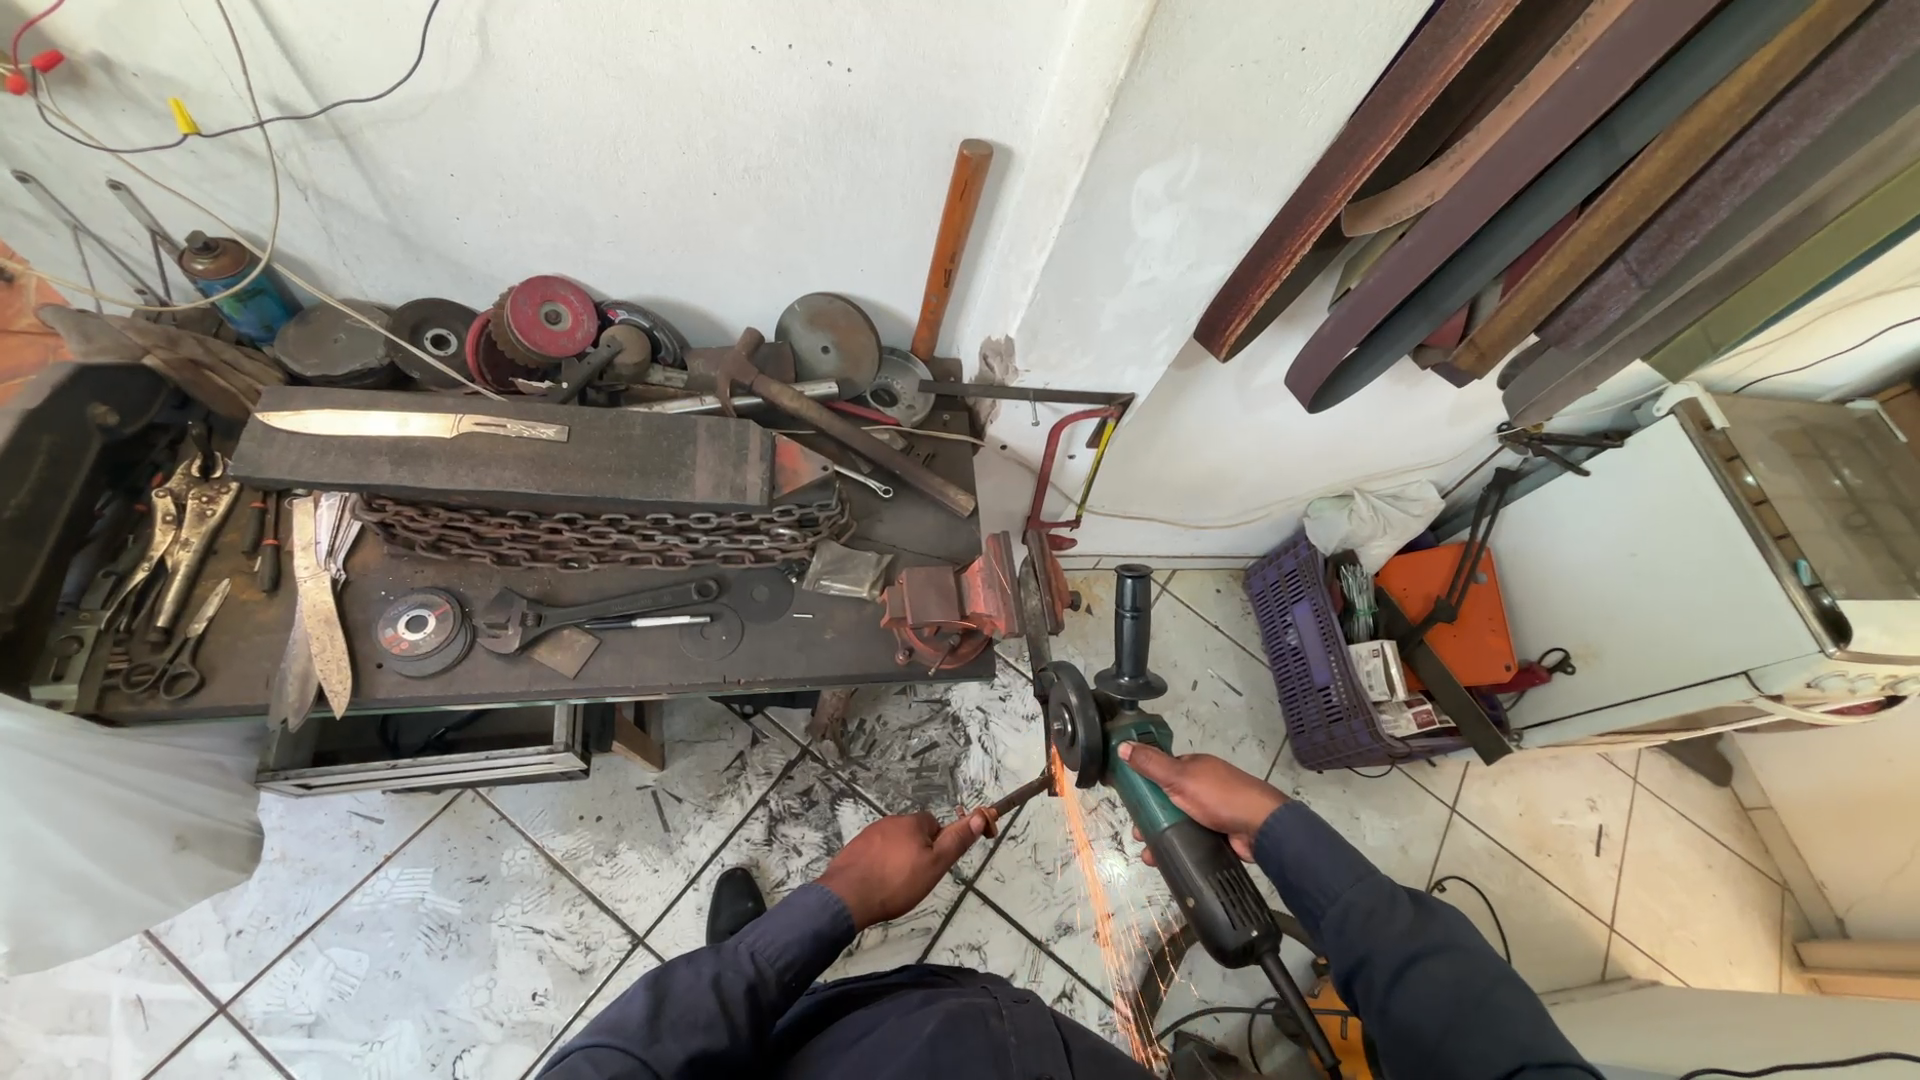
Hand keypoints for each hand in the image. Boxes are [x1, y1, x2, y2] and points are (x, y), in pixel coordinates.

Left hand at [816, 811, 985, 929]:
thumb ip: (957, 841)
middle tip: (916, 879)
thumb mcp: (935, 865)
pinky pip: (874, 853)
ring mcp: (869, 834)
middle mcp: (890, 821)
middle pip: (912, 833)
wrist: (848, 896)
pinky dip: (879, 865)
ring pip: (892, 843)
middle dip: (917, 851)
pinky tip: (877, 884)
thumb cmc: (897, 882)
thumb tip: (980, 816)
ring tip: (895, 885)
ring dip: (897, 858)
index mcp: (912, 822)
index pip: (934, 825)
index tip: (934, 866)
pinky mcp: (853, 849)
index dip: (938, 844)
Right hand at [1119, 742, 1286, 862]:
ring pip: (1178, 822)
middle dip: (1150, 817)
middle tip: (1138, 834)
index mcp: (1194, 766)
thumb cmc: (1220, 796)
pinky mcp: (1218, 833)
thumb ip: (1151, 763)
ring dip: (1161, 836)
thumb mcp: (1180, 777)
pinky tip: (1166, 859)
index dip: (1144, 784)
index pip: (1162, 771)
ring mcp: (1212, 811)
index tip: (1130, 801)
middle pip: (1168, 800)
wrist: (1262, 829)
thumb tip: (1123, 745)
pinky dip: (1177, 847)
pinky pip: (1191, 839)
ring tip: (1149, 853)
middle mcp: (1202, 786)